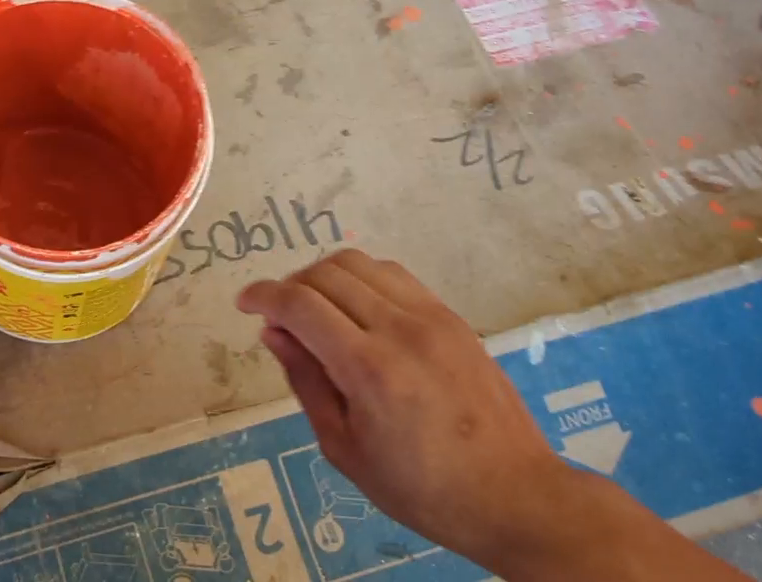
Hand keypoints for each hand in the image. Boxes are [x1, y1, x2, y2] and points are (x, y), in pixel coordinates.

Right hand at [237, 250, 563, 563]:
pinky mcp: (452, 317)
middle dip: (289, 286)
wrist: (518, 498)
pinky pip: (392, 274)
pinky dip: (360, 279)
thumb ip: (305, 381)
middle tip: (279, 316)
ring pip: (357, 263)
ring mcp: (431, 318)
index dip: (262, 295)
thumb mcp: (345, 448)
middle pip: (324, 274)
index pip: (299, 303)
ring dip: (323, 276)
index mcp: (369, 368)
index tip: (244, 304)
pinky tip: (356, 308)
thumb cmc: (422, 488)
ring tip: (316, 308)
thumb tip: (272, 332)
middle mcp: (399, 329)